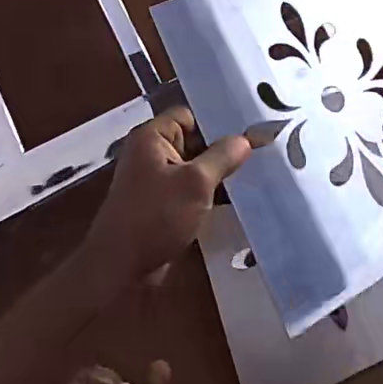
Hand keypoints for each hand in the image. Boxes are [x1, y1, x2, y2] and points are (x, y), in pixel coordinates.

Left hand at [79, 106, 250, 286]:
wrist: (121, 268)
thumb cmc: (155, 216)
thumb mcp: (195, 183)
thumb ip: (222, 156)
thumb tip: (246, 139)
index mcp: (152, 137)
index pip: (190, 115)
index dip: (217, 121)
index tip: (250, 130)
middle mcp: (152, 153)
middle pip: (195, 141)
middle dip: (224, 149)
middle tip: (262, 152)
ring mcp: (157, 180)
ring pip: (196, 168)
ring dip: (220, 174)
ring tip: (258, 174)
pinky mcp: (163, 205)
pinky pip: (192, 191)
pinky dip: (211, 194)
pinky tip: (240, 199)